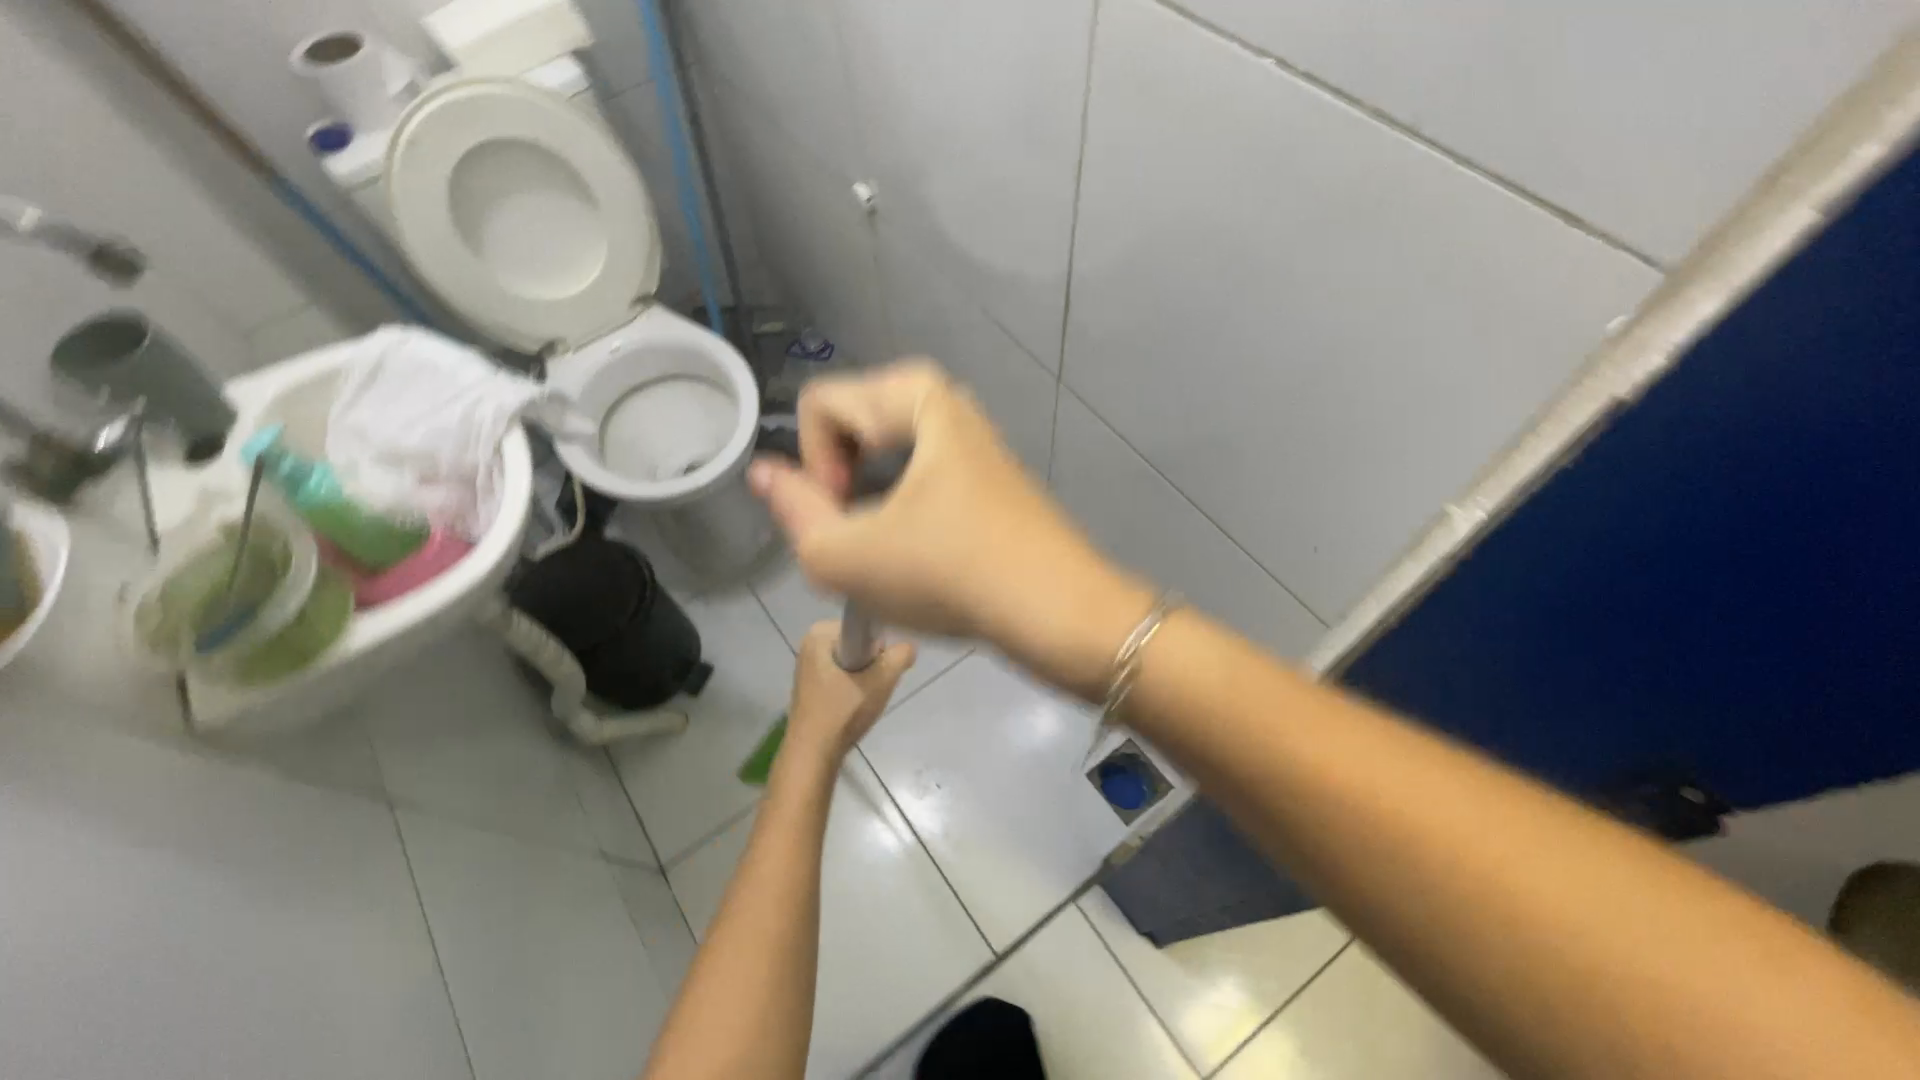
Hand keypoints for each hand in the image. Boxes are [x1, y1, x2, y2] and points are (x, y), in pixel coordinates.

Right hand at [748, 360, 1156, 699]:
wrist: (1059, 614)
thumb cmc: (948, 574)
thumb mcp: (845, 554)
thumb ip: (792, 509)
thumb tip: (764, 472)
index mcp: (916, 396)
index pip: (820, 405)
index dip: (813, 466)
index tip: (843, 517)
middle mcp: (949, 404)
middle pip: (852, 426)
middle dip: (839, 482)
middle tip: (859, 540)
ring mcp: (974, 442)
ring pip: (887, 458)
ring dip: (869, 504)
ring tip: (886, 557)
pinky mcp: (990, 480)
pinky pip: (921, 479)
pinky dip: (904, 513)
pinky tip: (918, 560)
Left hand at [784, 622, 916, 762]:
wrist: (813, 753)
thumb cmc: (842, 713)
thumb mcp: (880, 682)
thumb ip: (900, 657)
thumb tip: (909, 646)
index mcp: (819, 633)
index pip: (865, 627)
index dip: (878, 648)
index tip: (878, 671)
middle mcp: (810, 643)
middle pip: (859, 644)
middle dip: (871, 664)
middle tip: (871, 688)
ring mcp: (808, 665)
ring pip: (853, 661)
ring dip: (864, 678)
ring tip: (862, 699)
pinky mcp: (810, 685)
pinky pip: (842, 675)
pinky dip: (852, 687)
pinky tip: (852, 707)